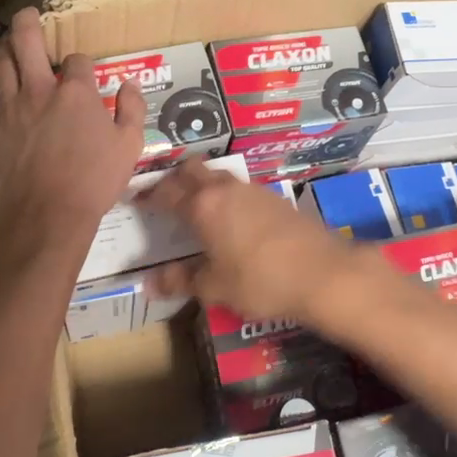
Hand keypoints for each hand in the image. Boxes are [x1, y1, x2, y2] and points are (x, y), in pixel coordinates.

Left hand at [0, 9, 146, 234]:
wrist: (46, 217)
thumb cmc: (93, 181)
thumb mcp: (130, 147)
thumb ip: (131, 110)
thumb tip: (129, 85)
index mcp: (76, 92)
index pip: (78, 60)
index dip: (83, 64)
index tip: (87, 76)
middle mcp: (39, 90)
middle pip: (27, 41)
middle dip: (27, 22)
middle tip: (28, 13)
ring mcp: (10, 109)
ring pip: (2, 65)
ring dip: (7, 51)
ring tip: (10, 47)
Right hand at [143, 159, 372, 323]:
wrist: (322, 272)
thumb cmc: (260, 280)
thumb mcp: (215, 287)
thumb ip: (181, 281)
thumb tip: (149, 283)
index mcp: (203, 206)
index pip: (166, 192)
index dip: (147, 195)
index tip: (134, 200)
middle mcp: (225, 189)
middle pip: (192, 170)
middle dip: (174, 179)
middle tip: (162, 197)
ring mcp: (252, 190)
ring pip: (217, 176)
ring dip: (202, 185)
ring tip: (193, 207)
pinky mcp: (274, 199)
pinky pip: (238, 189)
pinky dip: (225, 196)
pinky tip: (229, 219)